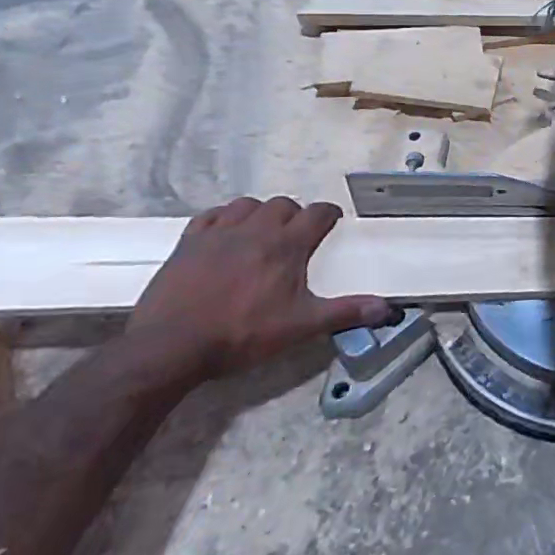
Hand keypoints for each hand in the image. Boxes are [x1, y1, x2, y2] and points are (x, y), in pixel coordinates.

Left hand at [125, 197, 390, 381]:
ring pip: (246, 205)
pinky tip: (224, 234)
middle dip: (293, 214)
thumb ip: (345, 312)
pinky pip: (209, 216)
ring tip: (260, 232)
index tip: (331, 225)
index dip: (329, 215)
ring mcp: (217, 236)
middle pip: (282, 204)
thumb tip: (386, 309)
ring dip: (258, 213)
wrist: (167, 350)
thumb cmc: (240, 335)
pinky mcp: (186, 245)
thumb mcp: (300, 326)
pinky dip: (221, 219)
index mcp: (287, 245)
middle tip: (295, 235)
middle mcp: (256, 231)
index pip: (318, 212)